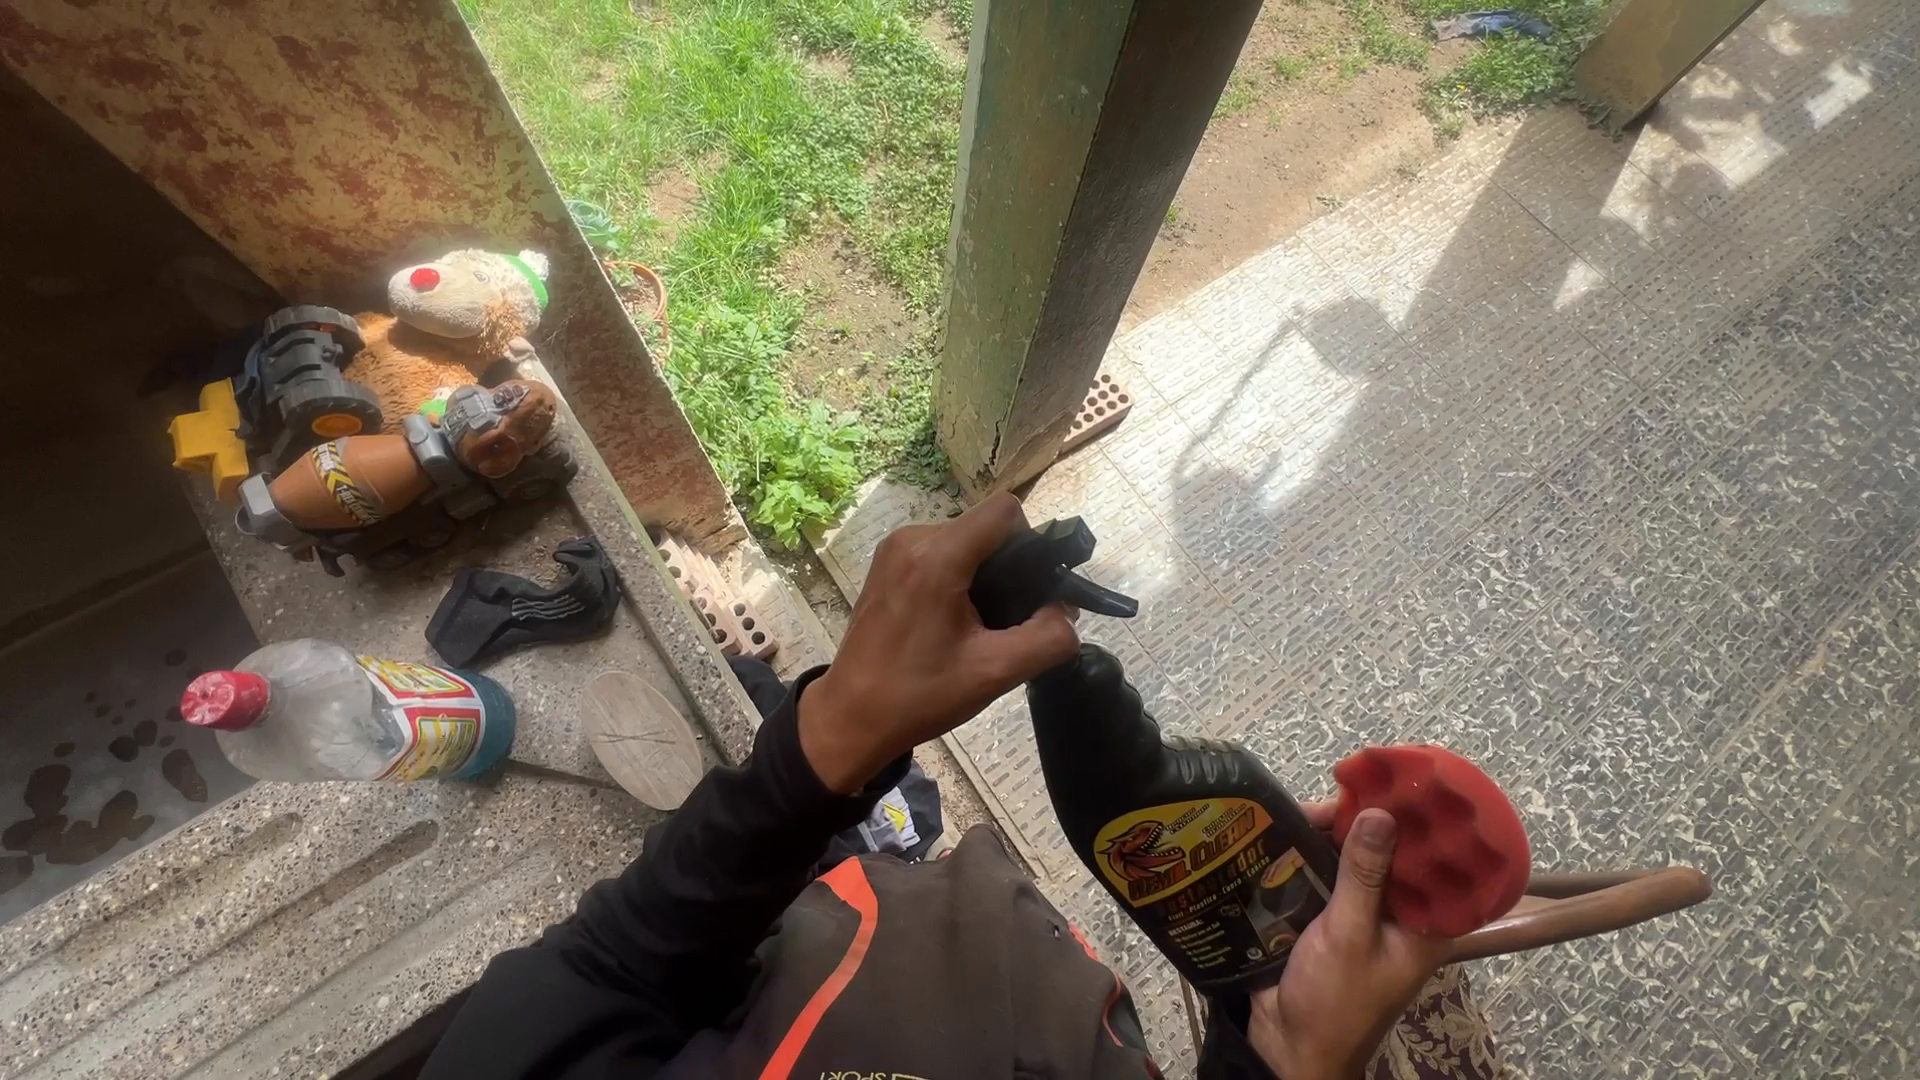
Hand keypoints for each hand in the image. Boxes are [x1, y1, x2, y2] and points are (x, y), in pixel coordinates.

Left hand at [798, 492, 1079, 792]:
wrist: (850, 717)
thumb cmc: (919, 695)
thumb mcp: (994, 673)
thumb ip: (1047, 639)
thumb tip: (1066, 612)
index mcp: (937, 556)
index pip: (1005, 511)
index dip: (1031, 542)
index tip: (1030, 587)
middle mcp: (912, 538)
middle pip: (984, 526)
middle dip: (1008, 565)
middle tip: (1008, 618)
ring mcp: (894, 548)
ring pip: (963, 539)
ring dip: (982, 572)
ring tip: (979, 624)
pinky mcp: (885, 563)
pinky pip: (939, 551)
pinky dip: (957, 575)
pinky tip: (952, 620)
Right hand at [1247, 806, 1452, 1079]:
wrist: (1287, 1042)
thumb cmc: (1335, 997)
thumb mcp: (1351, 933)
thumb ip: (1363, 874)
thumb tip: (1382, 812)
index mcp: (1423, 924)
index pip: (1440, 864)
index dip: (1429, 823)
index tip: (1410, 781)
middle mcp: (1395, 912)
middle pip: (1392, 853)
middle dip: (1371, 818)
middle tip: (1346, 784)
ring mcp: (1357, 910)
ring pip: (1352, 856)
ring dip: (1333, 830)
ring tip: (1307, 803)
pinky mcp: (1322, 909)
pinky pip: (1320, 867)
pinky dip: (1307, 846)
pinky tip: (1286, 824)